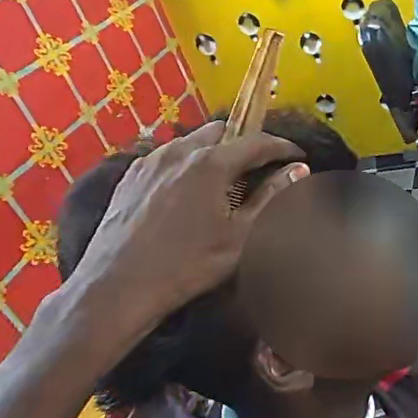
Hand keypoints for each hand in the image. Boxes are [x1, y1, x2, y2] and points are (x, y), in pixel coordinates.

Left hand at [69, 121, 306, 331]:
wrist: (120, 285)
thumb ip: (271, 199)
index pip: (257, 141)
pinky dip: (186, 164)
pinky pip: (166, 157)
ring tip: (222, 180)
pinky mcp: (130, 176)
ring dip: (213, 152)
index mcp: (211, 162)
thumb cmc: (187, 266)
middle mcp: (179, 151)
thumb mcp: (239, 238)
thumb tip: (298, 171)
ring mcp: (150, 161)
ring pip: (190, 142)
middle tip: (259, 169)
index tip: (297, 157)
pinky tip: (187, 191)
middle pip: (221, 132)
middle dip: (244, 144)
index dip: (282, 147)